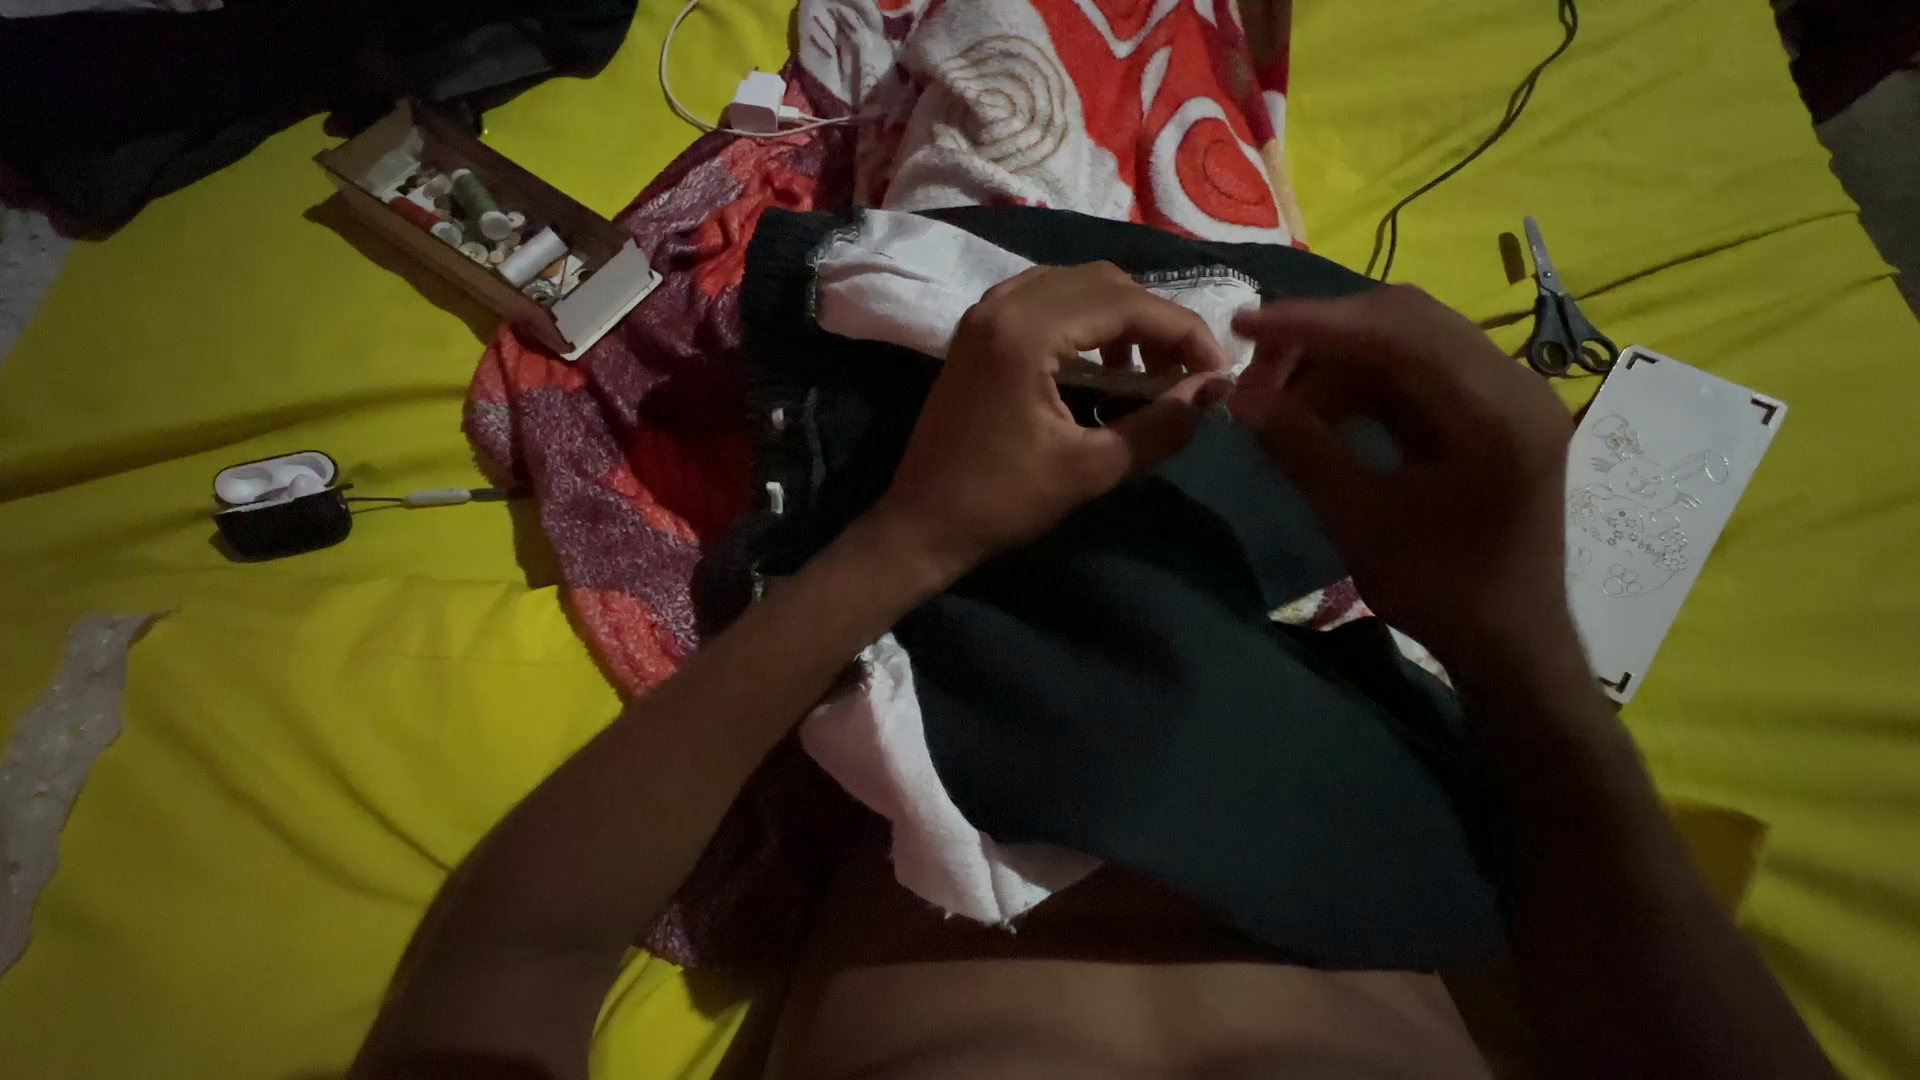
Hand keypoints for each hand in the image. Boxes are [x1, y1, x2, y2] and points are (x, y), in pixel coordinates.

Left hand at [870, 262, 1232, 581]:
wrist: (923, 524)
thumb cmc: (1001, 502)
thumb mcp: (1089, 469)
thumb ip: (1158, 425)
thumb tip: (1213, 393)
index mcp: (1026, 332)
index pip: (1127, 305)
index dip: (1184, 333)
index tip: (1216, 372)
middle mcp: (1003, 305)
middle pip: (1103, 282)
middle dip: (1153, 323)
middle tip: (1181, 375)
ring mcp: (984, 314)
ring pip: (1073, 286)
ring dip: (1118, 319)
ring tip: (1141, 374)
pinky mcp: (976, 331)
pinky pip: (1043, 300)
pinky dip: (1081, 321)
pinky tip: (1096, 364)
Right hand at [1229, 285, 1575, 672]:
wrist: (1510, 639)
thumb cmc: (1439, 590)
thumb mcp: (1358, 521)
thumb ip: (1302, 449)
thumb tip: (1240, 396)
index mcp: (1494, 412)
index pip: (1395, 331)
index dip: (1311, 323)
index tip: (1241, 324)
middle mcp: (1511, 382)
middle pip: (1404, 319)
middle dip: (1320, 336)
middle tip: (1255, 369)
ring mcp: (1504, 392)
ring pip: (1405, 338)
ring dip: (1334, 359)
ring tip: (1277, 397)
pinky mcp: (1486, 409)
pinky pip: (1412, 369)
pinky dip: (1358, 381)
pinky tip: (1316, 410)